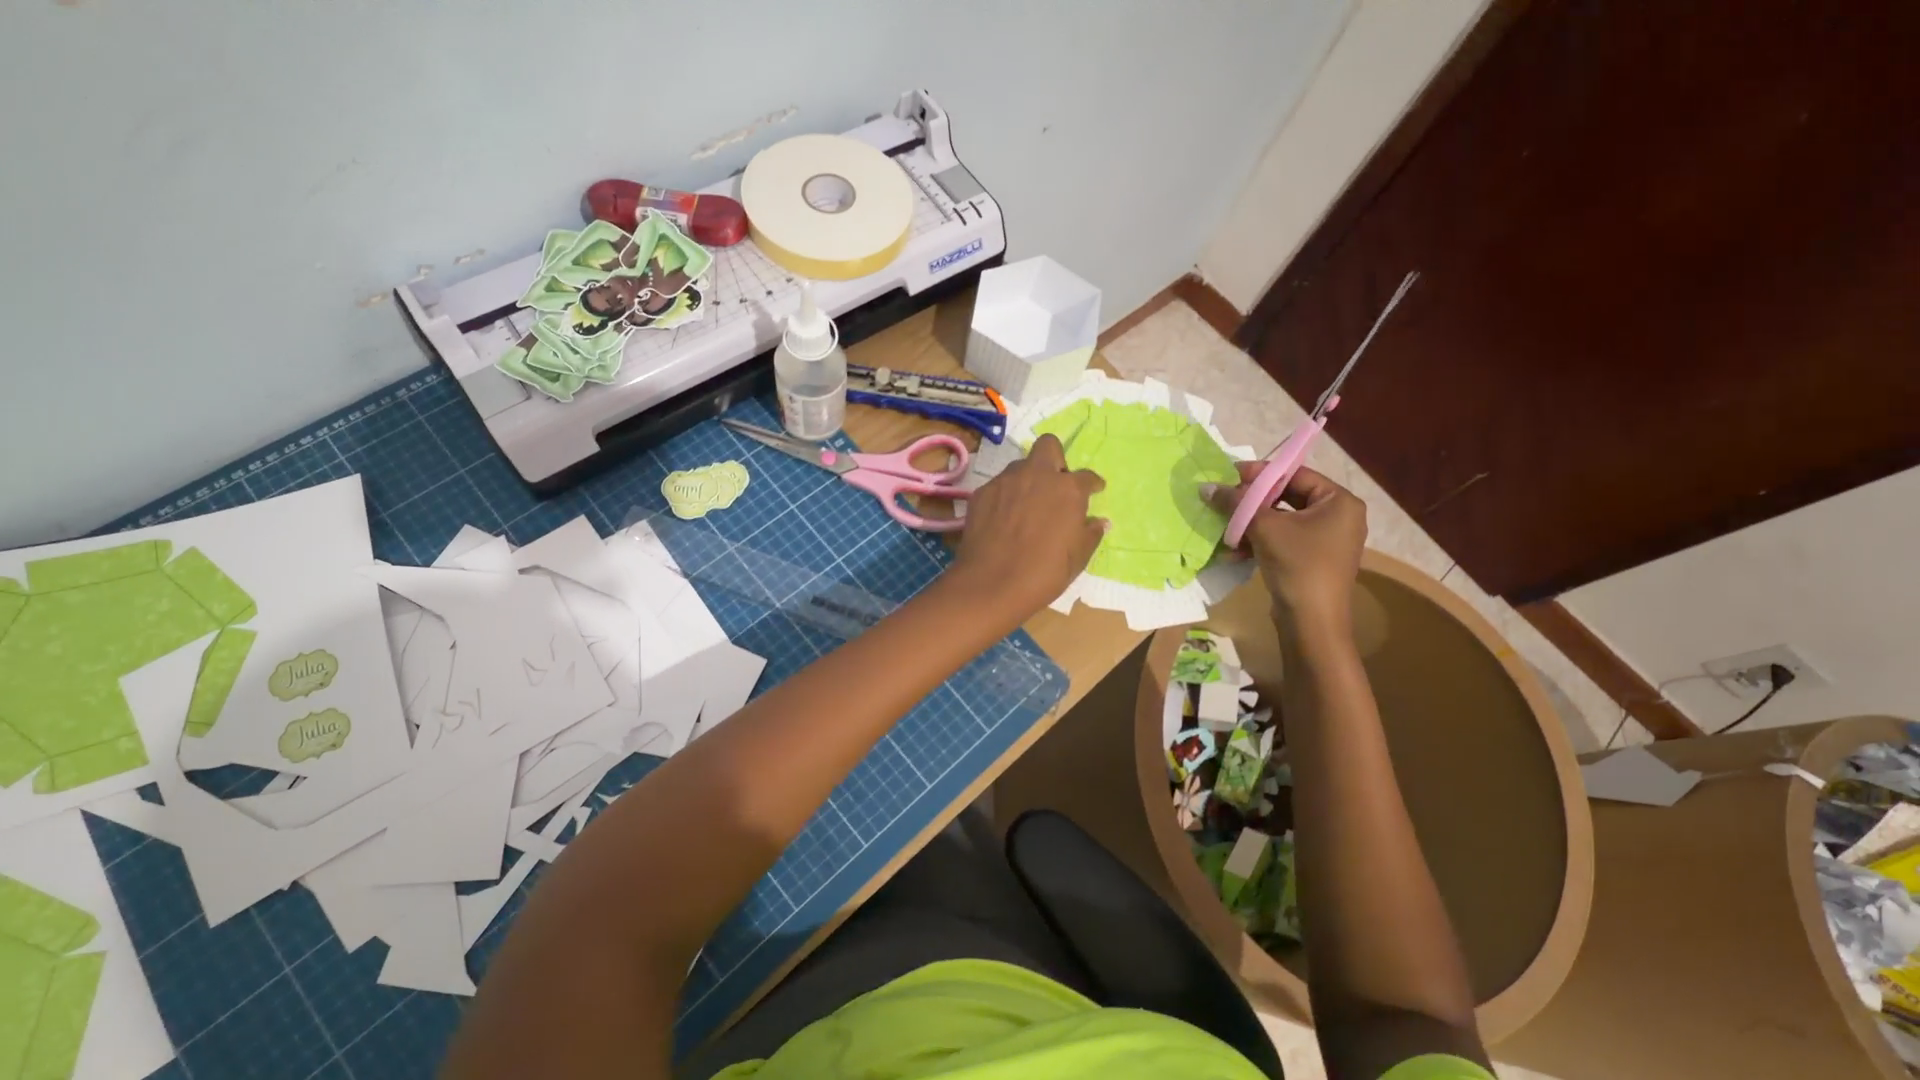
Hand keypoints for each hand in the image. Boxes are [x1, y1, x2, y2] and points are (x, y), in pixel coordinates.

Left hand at [953, 434, 1105, 614]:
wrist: (992, 584)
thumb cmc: (1044, 573)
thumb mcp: (1078, 558)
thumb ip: (1090, 534)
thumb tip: (1098, 522)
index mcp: (1068, 489)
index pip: (1086, 476)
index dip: (1092, 484)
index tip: (1094, 490)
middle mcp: (1037, 476)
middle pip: (1048, 446)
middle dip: (1056, 460)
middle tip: (1056, 485)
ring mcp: (1006, 481)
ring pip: (1020, 466)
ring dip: (1028, 479)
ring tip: (1027, 506)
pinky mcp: (982, 492)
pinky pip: (999, 486)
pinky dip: (1006, 497)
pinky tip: (1004, 520)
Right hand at [1210, 464, 1366, 629]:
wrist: (1312, 622)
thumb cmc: (1298, 564)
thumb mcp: (1264, 527)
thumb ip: (1236, 502)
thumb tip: (1206, 487)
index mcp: (1340, 501)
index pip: (1296, 474)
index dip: (1260, 473)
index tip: (1229, 475)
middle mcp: (1339, 517)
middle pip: (1287, 498)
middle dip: (1252, 503)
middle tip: (1224, 501)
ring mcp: (1327, 541)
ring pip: (1282, 521)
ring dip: (1250, 525)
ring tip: (1225, 531)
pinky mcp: (1313, 561)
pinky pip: (1284, 541)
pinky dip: (1260, 543)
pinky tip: (1234, 553)